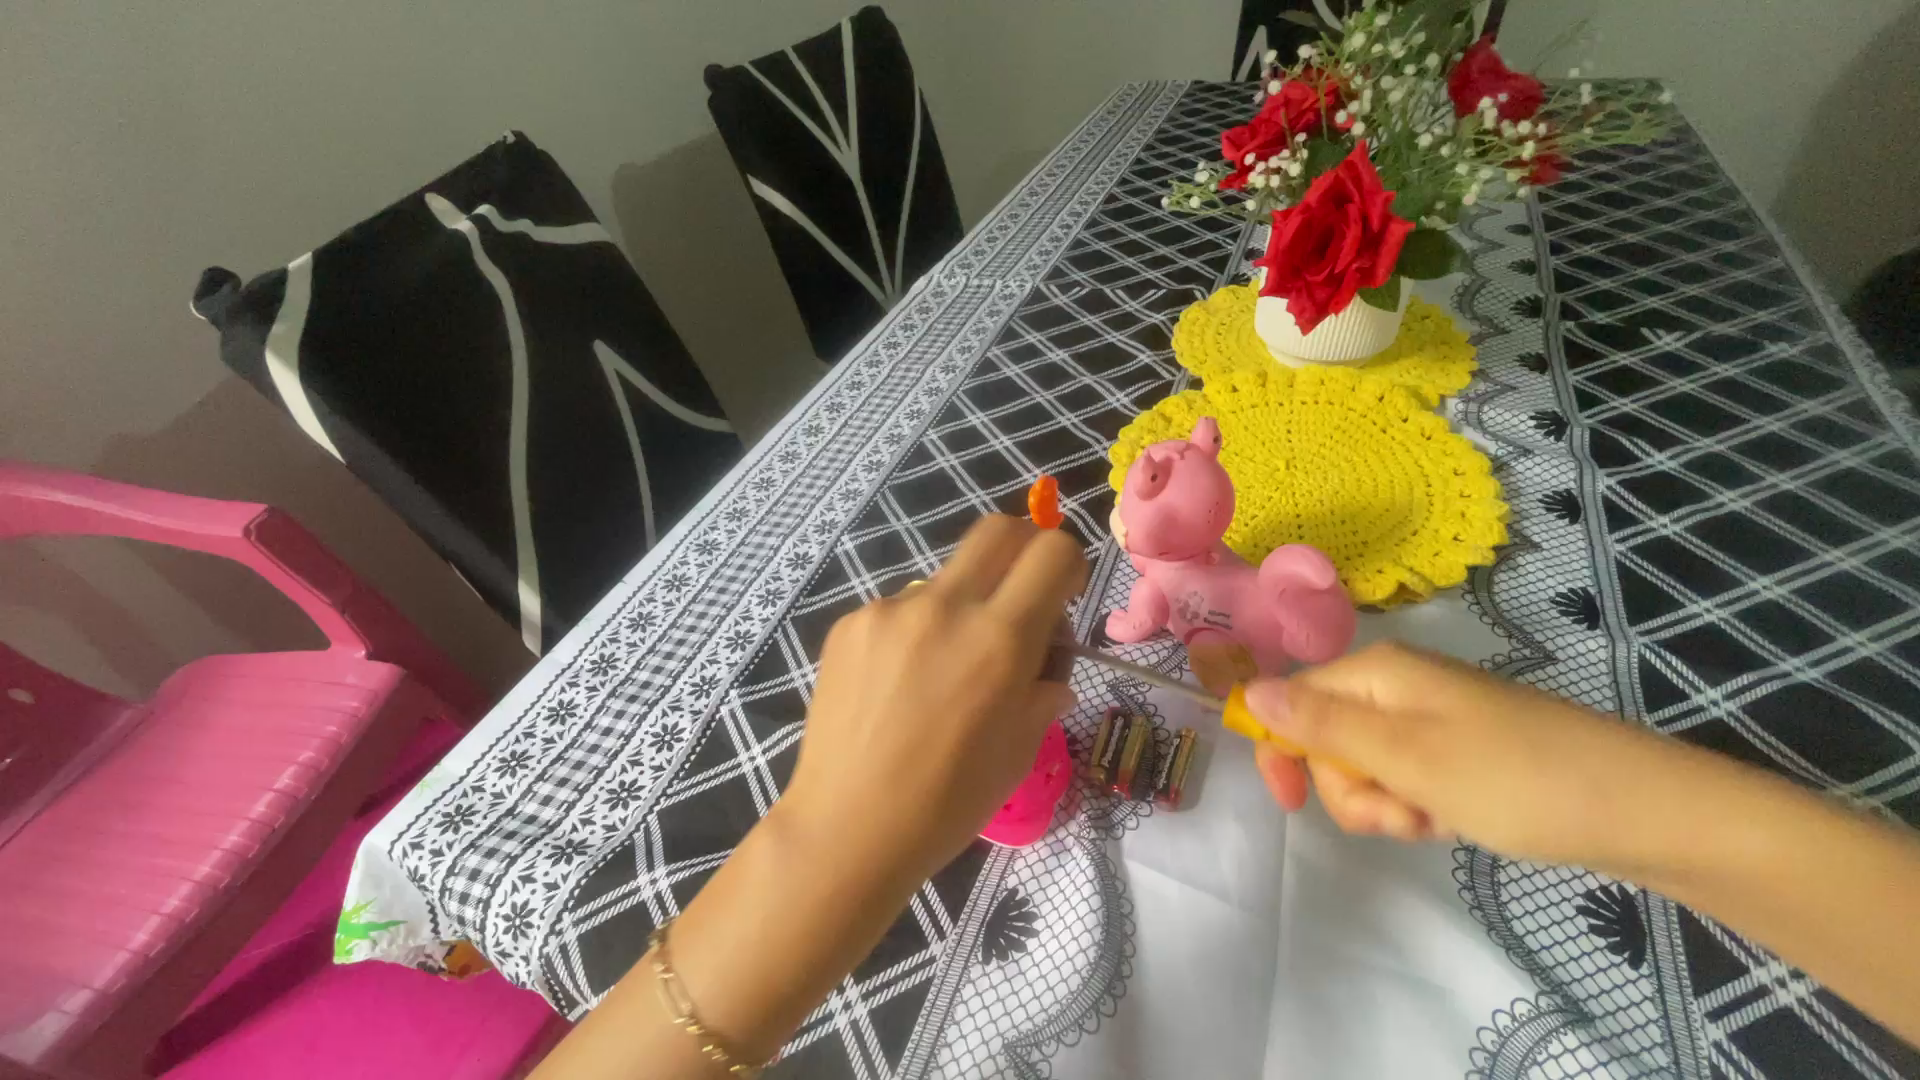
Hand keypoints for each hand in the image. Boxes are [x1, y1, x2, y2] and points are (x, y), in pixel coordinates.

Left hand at [779, 514, 1085, 888]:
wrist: (848, 827)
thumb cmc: (949, 801)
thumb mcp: (1020, 749)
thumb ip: (1043, 690)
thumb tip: (1048, 669)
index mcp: (999, 638)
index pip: (1052, 551)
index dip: (1067, 564)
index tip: (1060, 598)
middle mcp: (945, 606)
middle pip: (997, 529)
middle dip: (1021, 549)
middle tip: (1018, 598)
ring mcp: (890, 610)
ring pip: (945, 578)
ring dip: (962, 604)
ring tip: (942, 671)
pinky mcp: (850, 624)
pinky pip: (899, 609)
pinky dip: (915, 631)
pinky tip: (898, 686)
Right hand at [1245, 641, 1733, 875]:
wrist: (1644, 811)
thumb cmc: (1513, 777)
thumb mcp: (1404, 756)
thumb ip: (1319, 724)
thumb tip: (1247, 690)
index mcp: (1374, 673)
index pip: (1290, 701)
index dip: (1280, 749)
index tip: (1290, 803)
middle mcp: (1393, 686)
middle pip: (1325, 738)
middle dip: (1349, 787)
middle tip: (1398, 815)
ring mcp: (1427, 717)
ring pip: (1362, 765)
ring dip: (1383, 804)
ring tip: (1432, 822)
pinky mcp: (1454, 748)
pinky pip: (1402, 776)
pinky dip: (1414, 805)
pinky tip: (1449, 822)